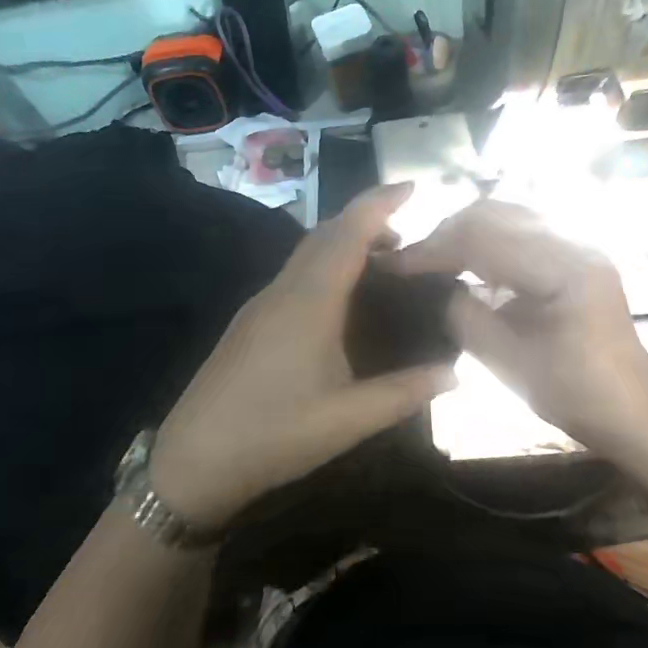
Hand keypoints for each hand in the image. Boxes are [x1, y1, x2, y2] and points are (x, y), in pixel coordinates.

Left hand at [149, 184, 456, 527]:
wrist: (192, 462)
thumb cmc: (274, 435)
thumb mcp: (349, 419)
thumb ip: (405, 392)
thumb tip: (455, 374)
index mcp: (308, 303)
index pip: (348, 234)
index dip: (380, 203)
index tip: (413, 185)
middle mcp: (282, 291)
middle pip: (325, 235)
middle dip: (366, 222)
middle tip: (409, 239)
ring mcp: (259, 306)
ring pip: (305, 254)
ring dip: (344, 245)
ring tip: (382, 266)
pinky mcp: (249, 323)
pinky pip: (293, 275)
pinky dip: (325, 267)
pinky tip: (340, 302)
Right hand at [394, 200, 647, 453]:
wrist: (631, 406)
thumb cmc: (575, 393)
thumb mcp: (509, 361)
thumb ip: (465, 317)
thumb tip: (435, 290)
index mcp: (564, 267)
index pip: (485, 237)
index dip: (436, 248)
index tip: (397, 265)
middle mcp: (575, 241)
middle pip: (496, 213)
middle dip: (447, 233)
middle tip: (413, 262)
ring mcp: (579, 243)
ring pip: (508, 216)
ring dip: (467, 234)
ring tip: (435, 261)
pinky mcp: (575, 254)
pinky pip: (522, 233)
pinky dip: (489, 242)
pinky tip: (470, 268)